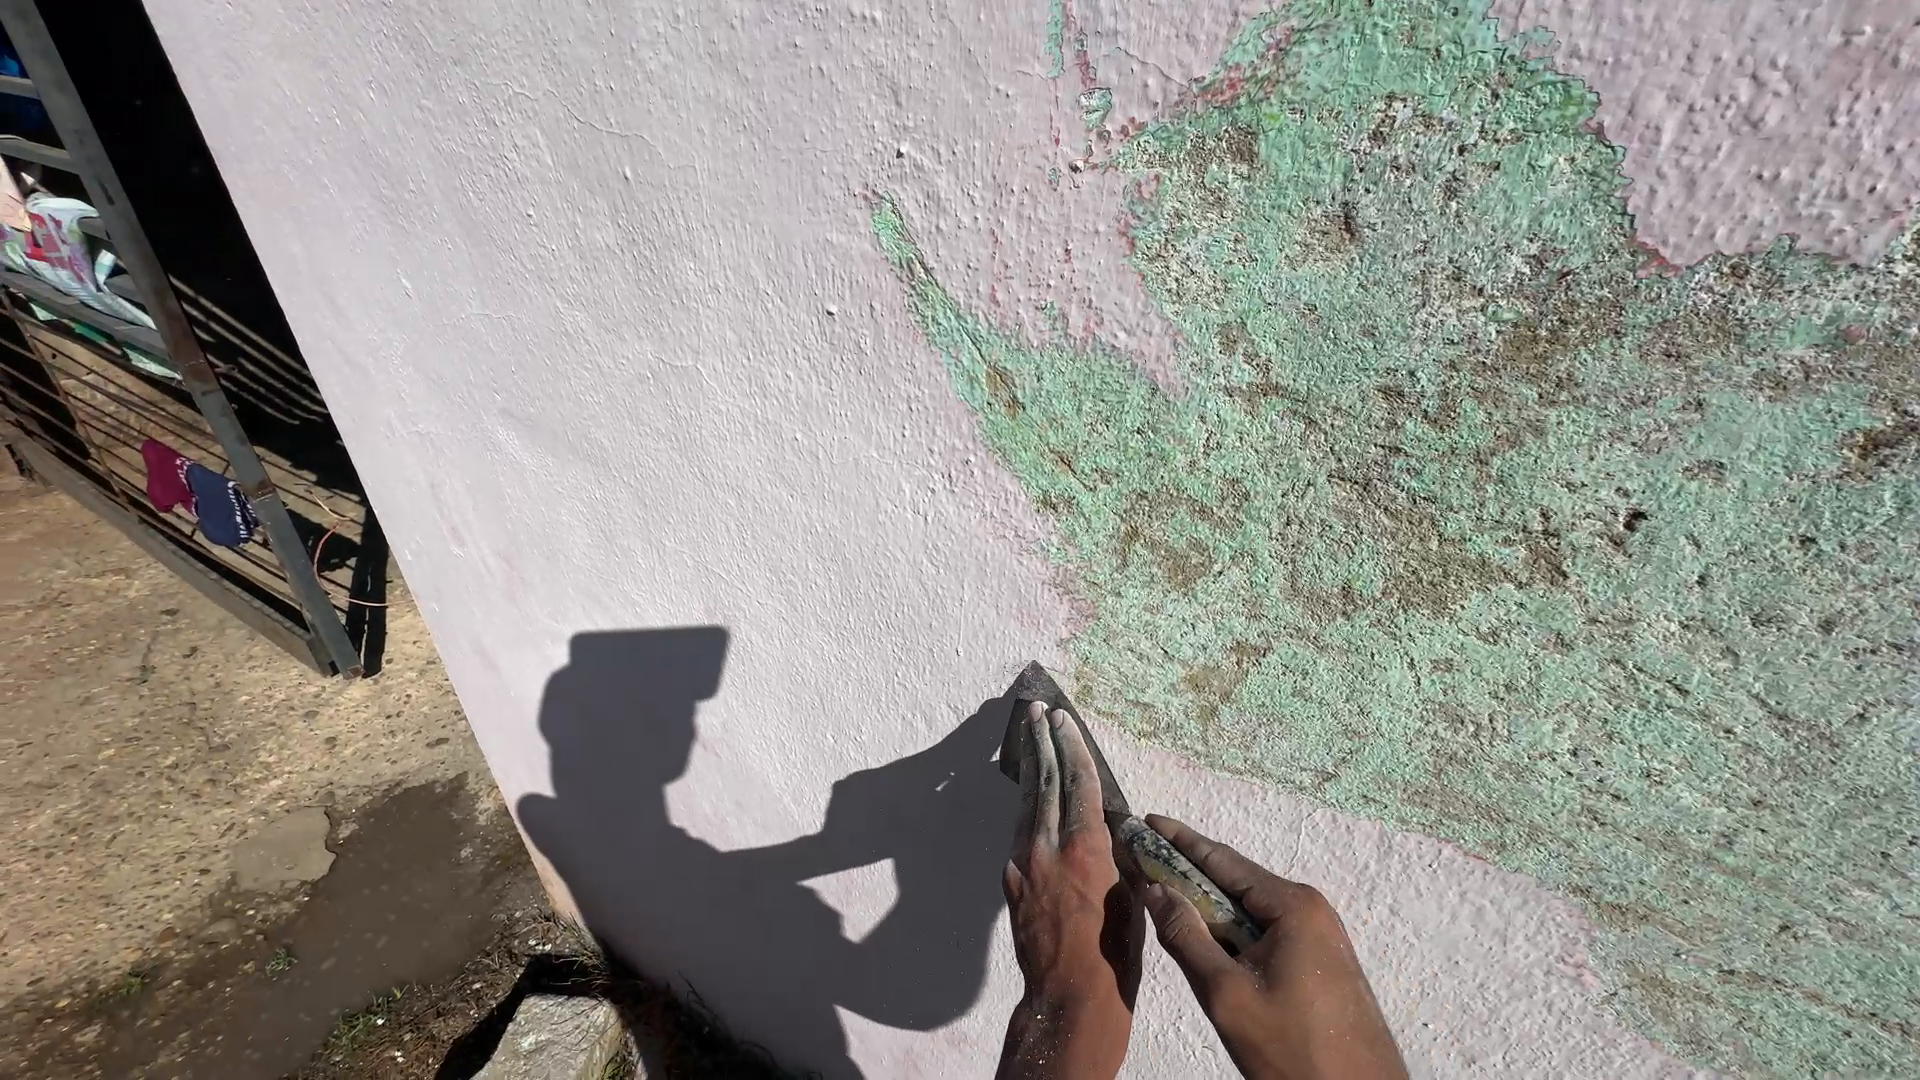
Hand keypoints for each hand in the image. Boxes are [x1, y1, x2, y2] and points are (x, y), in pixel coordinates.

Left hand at [998, 702, 1143, 1078]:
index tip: (1063, 720)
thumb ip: (1113, 851)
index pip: (1077, 781)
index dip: (1071, 746)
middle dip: (1043, 741)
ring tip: (1031, 736)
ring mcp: (1024, 860)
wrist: (1070, 996)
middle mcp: (1049, 845)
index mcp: (1085, 846)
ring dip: (1031, 766)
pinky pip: (1021, 829)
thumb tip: (1105, 825)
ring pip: (1027, 801)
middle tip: (1038, 711)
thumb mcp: (1129, 893)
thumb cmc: (1116, 951)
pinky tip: (1031, 792)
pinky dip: (1027, 804)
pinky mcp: (1010, 877)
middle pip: (1046, 780)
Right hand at [1143, 815, 1406, 1079]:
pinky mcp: (1320, 961)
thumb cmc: (1293, 1050)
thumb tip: (1154, 888)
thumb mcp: (1226, 995)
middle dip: (1189, 872)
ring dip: (1208, 905)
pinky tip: (1207, 937)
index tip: (1146, 821)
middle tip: (1146, 863)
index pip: (1221, 859)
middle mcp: (1309, 908)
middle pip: (1235, 880)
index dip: (1179, 839)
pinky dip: (1230, 928)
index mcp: (1292, 905)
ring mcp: (1319, 935)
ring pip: (1248, 908)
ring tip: (1167, 898)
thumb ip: (1185, 936)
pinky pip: (1264, 929)